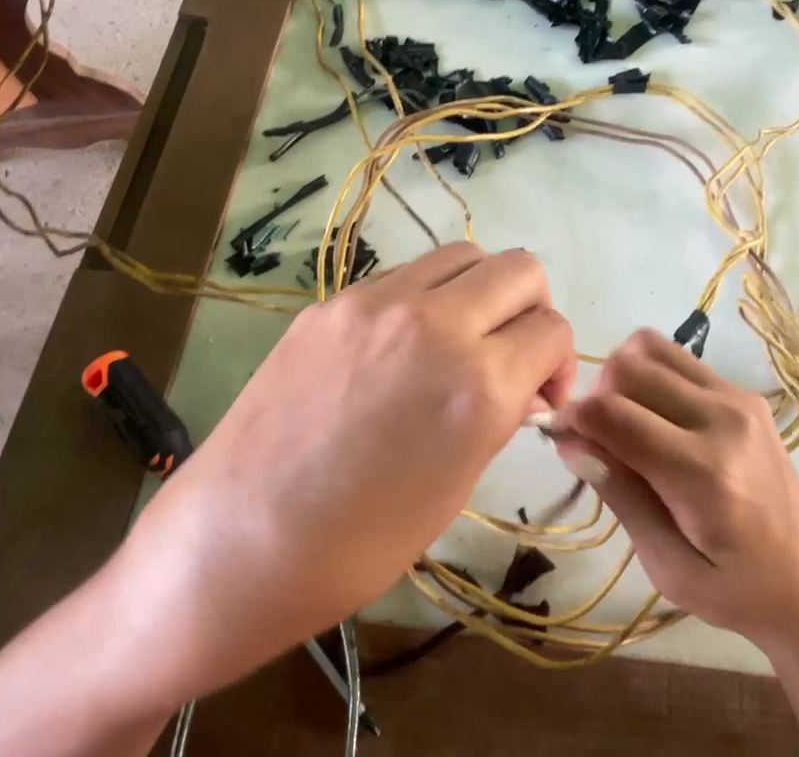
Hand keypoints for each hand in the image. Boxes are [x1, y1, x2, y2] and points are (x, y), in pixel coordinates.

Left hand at [107, 242, 574, 700]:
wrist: (240, 538)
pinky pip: (402, 278)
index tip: (538, 397)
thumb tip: (516, 382)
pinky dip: (423, 301)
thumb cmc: (360, 543)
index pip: (551, 330)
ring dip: (479, 292)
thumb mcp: (456, 486)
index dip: (557, 364)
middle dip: (532, 310)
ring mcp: (375, 303)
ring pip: (461, 255)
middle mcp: (435, 322)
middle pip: (519, 269)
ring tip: (456, 343)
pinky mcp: (330, 303)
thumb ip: (496, 415)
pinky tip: (397, 351)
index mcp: (478, 383)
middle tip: (510, 357)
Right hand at [551, 329, 798, 648]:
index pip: (612, 414)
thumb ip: (619, 495)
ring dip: (622, 378)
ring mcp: (738, 399)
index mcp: (702, 473)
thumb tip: (569, 441)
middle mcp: (722, 420)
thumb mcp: (665, 565)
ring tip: (623, 423)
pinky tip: (654, 419)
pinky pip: (678, 359)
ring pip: (650, 349)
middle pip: (628, 367)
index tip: (559, 439)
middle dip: (595, 396)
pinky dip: (650, 376)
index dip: (571, 418)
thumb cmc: (734, 590)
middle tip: (596, 439)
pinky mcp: (744, 394)